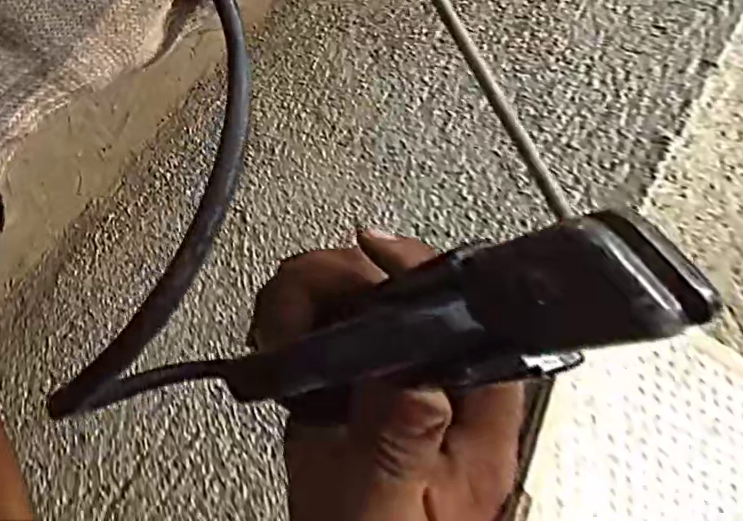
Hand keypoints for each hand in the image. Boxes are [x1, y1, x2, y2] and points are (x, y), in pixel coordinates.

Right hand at [251, 232, 526, 520]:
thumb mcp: (386, 507)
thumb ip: (398, 444)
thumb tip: (414, 374)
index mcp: (466, 416)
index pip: (466, 317)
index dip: (420, 270)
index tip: (367, 247)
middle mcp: (427, 379)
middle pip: (389, 286)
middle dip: (330, 283)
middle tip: (292, 318)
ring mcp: (379, 369)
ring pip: (346, 287)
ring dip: (297, 298)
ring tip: (279, 338)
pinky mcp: (341, 367)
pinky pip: (313, 309)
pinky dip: (283, 314)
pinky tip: (276, 347)